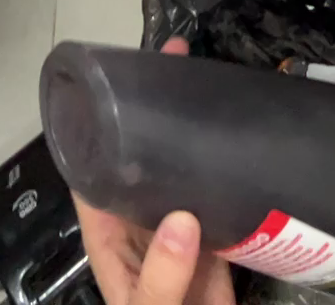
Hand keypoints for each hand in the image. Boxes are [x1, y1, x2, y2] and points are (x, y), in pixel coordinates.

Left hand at [73, 38, 235, 304]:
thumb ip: (159, 279)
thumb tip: (180, 216)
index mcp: (109, 231)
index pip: (93, 163)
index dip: (102, 116)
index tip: (125, 72)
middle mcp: (140, 218)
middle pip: (140, 153)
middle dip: (154, 107)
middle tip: (179, 57)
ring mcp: (177, 225)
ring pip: (178, 165)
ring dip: (190, 126)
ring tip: (209, 77)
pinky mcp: (214, 235)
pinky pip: (214, 189)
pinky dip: (224, 158)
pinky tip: (241, 128)